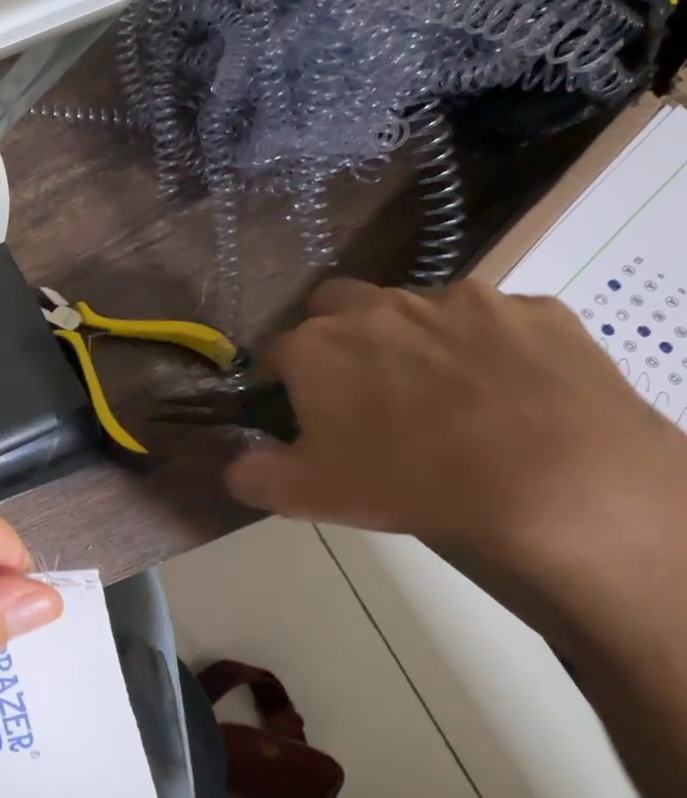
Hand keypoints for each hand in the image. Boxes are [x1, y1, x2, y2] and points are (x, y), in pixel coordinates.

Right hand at [227, 278, 686, 552]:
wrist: (560, 484)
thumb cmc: (408, 484)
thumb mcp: (305, 496)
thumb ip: (250, 473)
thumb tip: (237, 461)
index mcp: (314, 346)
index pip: (272, 353)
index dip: (277, 384)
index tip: (294, 416)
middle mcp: (380, 308)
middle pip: (335, 305)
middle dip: (336, 336)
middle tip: (357, 390)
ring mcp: (464, 302)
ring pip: (416, 307)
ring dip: (411, 337)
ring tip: (438, 394)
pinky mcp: (537, 311)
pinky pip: (494, 321)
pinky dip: (485, 347)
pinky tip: (503, 392)